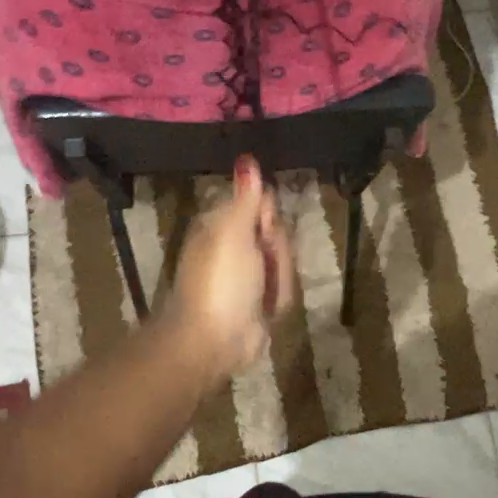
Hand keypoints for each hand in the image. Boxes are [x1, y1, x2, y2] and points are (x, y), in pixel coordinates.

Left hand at [158, 156, 294, 378]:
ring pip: (284, 262)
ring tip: (265, 294)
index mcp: (222, 224)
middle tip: (265, 263)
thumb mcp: (233, 230)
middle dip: (279, 250)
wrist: (213, 339)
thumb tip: (247, 159)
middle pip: (278, 233)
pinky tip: (268, 309)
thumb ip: (245, 197)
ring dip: (280, 278)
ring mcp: (249, 276)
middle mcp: (236, 246)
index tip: (265, 228)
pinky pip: (283, 290)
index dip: (269, 215)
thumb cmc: (220, 280)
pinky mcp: (260, 302)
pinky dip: (279, 299)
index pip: (261, 203)